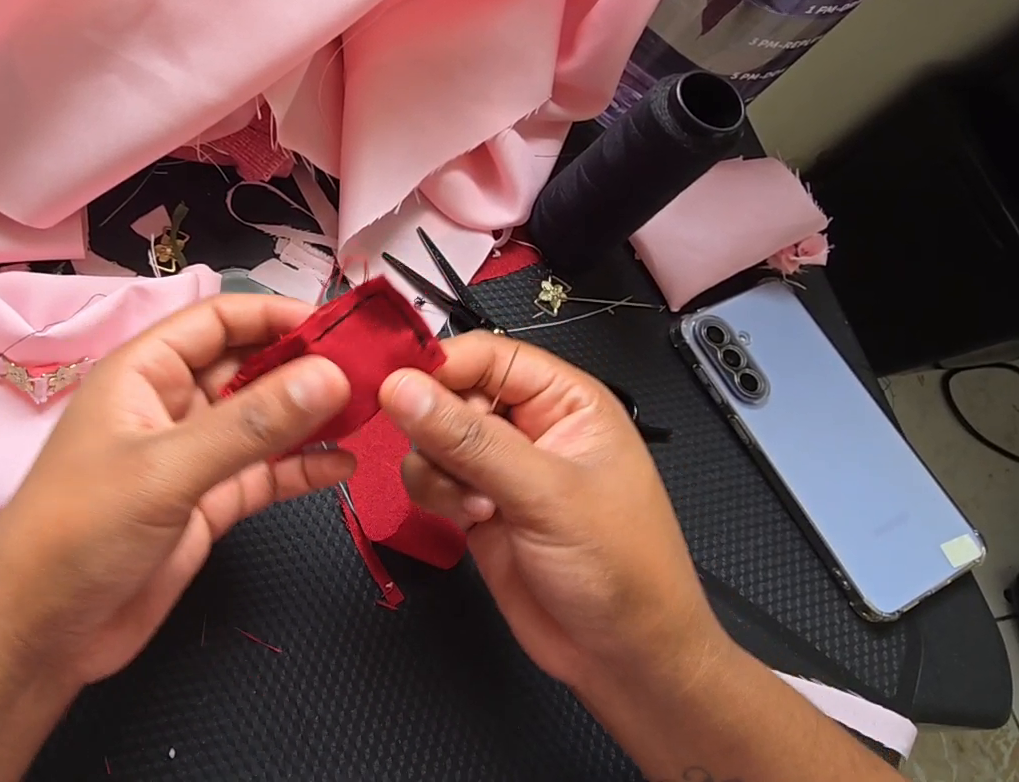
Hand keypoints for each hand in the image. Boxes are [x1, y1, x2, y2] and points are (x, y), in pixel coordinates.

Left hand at [0, 293, 355, 689]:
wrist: (42, 636)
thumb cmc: (83, 530)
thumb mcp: (167, 469)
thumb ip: (251, 424)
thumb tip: (331, 375)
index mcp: (146, 372)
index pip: (218, 321)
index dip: (276, 315)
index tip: (339, 326)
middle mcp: (173, 403)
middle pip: (247, 367)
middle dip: (303, 366)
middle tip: (370, 371)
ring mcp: (193, 455)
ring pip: (261, 421)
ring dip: (309, 416)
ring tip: (368, 412)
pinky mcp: (208, 503)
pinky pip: (263, 473)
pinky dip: (301, 468)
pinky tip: (342, 465)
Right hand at [380, 334, 729, 697]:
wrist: (623, 661)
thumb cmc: (619, 568)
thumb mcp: (545, 494)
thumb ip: (468, 440)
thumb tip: (400, 387)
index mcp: (562, 399)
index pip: (486, 355)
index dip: (440, 366)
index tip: (395, 386)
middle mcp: (526, 423)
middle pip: (450, 392)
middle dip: (435, 425)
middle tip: (444, 460)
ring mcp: (498, 465)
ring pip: (430, 436)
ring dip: (437, 468)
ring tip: (477, 506)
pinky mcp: (474, 502)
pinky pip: (429, 475)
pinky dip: (435, 494)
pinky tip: (471, 521)